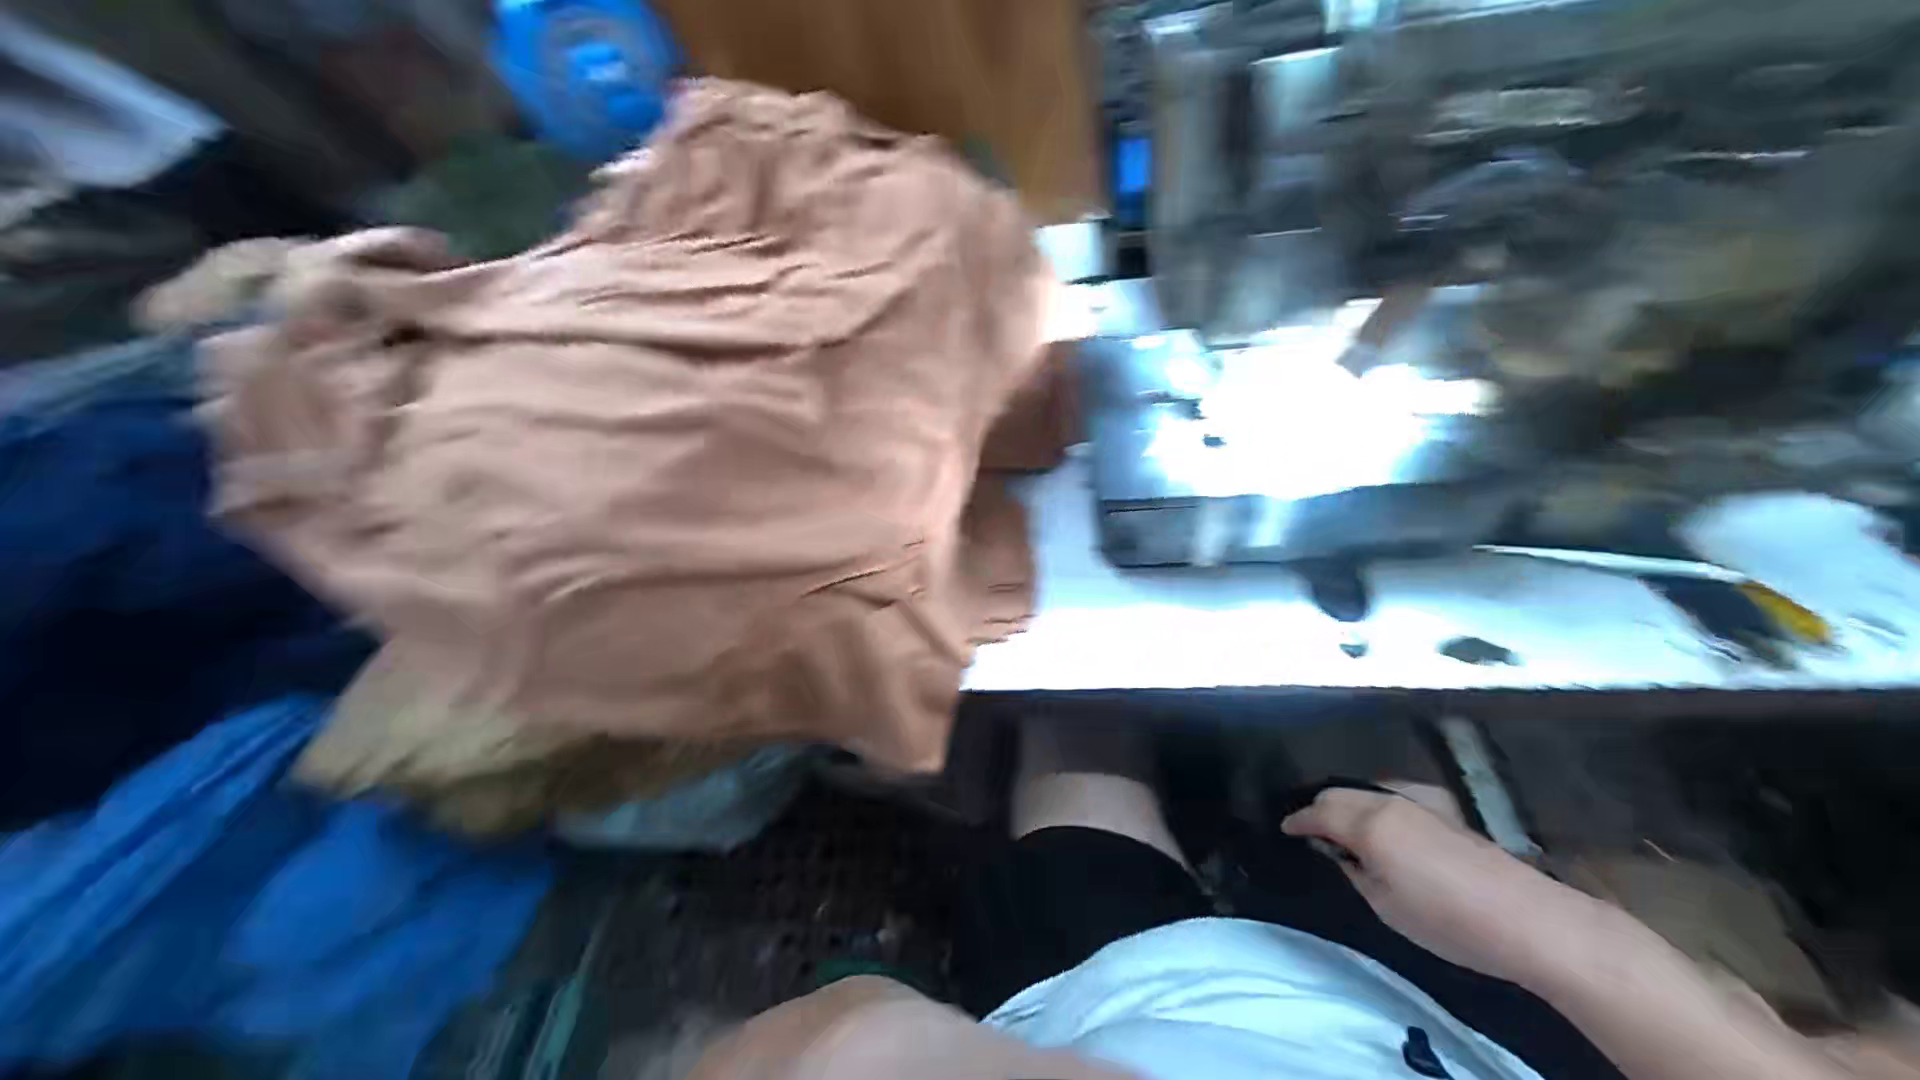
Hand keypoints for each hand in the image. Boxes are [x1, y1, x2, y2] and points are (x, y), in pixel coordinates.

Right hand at [1282, 787, 1616, 986]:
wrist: (1529, 920)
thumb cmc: (1448, 920)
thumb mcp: (1385, 906)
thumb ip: (1354, 870)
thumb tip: (1340, 853)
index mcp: (1368, 824)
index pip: (1317, 812)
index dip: (1297, 821)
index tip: (1285, 829)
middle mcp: (1388, 802)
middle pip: (1337, 792)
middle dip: (1318, 808)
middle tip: (1312, 830)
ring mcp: (1419, 801)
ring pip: (1364, 789)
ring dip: (1347, 803)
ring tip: (1343, 826)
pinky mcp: (1444, 809)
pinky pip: (1392, 795)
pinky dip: (1373, 803)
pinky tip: (1383, 822)